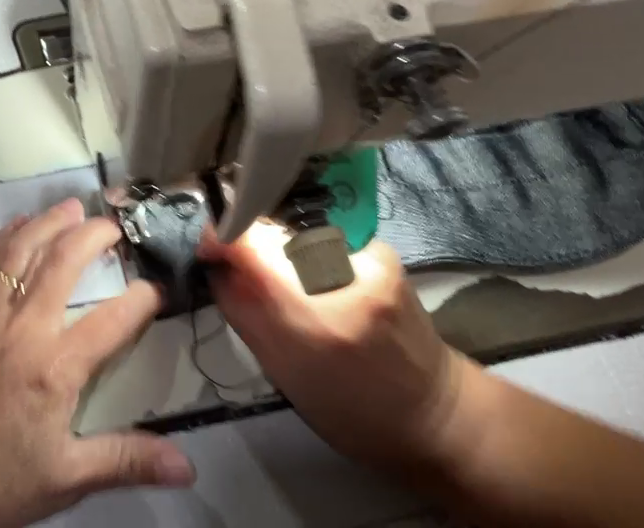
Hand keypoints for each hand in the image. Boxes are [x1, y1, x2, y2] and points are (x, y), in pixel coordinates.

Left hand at [0, 199, 195, 527]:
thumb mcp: (65, 478)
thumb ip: (126, 461)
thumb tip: (186, 467)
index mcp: (54, 369)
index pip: (112, 321)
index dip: (142, 300)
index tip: (158, 289)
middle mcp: (22, 328)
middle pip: (63, 263)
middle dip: (93, 235)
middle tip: (114, 226)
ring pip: (20, 251)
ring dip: (48, 223)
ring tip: (70, 207)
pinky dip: (4, 239)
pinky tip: (17, 228)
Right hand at [198, 227, 472, 474]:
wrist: (434, 414)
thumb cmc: (348, 409)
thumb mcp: (279, 370)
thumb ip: (240, 309)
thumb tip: (214, 264)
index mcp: (310, 315)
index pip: (249, 237)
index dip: (218, 234)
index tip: (209, 251)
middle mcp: (341, 274)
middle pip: (270, 229)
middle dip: (247, 244)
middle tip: (244, 275)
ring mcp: (367, 257)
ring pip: (295, 232)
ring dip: (279, 250)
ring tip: (286, 285)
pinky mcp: (383, 250)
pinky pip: (325, 239)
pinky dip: (311, 255)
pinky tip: (323, 284)